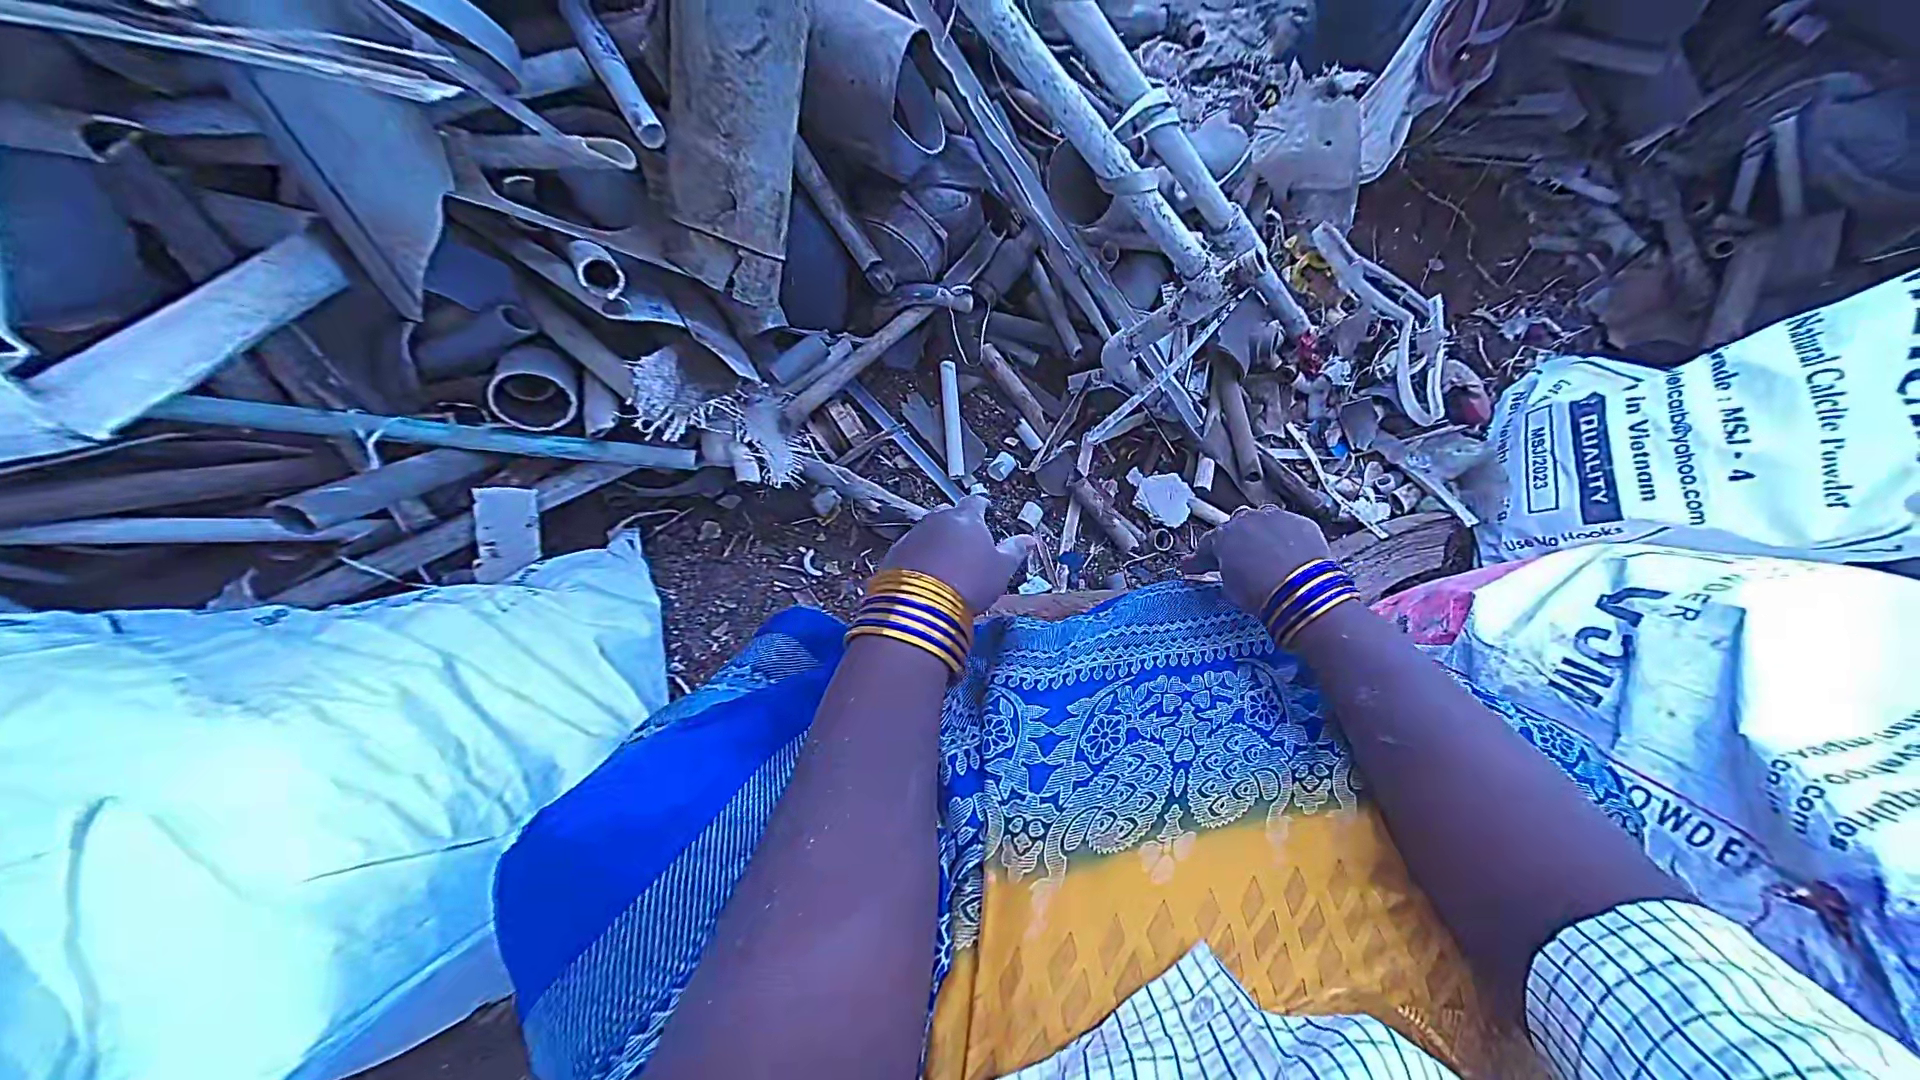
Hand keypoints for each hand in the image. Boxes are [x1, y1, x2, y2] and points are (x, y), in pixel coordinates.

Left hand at [880, 495, 1036, 614]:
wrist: (920, 604)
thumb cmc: (969, 582)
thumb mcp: (1001, 569)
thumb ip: (1015, 551)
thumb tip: (1029, 539)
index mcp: (966, 518)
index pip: (976, 502)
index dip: (982, 505)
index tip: (985, 508)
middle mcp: (936, 519)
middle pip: (948, 514)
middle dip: (956, 523)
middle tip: (965, 539)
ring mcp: (912, 535)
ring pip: (927, 531)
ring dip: (936, 541)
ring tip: (945, 560)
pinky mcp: (894, 554)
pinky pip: (910, 550)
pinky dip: (918, 556)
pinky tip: (925, 572)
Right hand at [1183, 505, 1331, 615]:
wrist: (1302, 590)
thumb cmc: (1260, 590)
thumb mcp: (1229, 588)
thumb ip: (1221, 573)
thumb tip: (1223, 572)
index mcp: (1222, 536)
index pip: (1207, 545)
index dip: (1202, 559)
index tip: (1197, 567)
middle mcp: (1247, 520)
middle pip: (1236, 528)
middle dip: (1236, 543)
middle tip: (1239, 562)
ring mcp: (1275, 518)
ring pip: (1264, 523)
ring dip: (1262, 537)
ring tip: (1268, 558)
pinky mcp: (1302, 523)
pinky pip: (1289, 528)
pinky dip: (1288, 539)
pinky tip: (1290, 556)